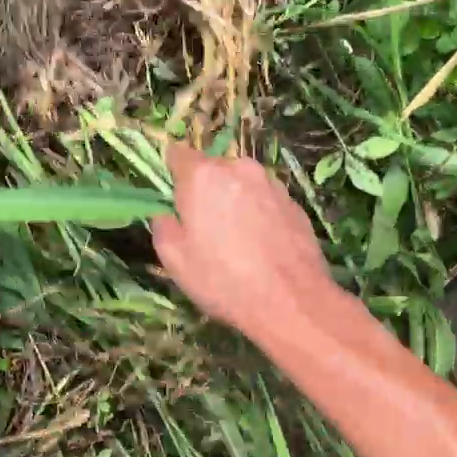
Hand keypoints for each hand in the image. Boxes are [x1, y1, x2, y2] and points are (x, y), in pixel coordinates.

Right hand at [150, 143, 341, 340]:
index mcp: (202, 175)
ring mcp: (270, 184)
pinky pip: (265, 199)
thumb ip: (162, 226)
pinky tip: (261, 245)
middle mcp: (237, 169)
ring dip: (234, 199)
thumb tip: (166, 215)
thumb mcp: (174, 259)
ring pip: (240, 183)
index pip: (178, 153)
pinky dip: (258, 213)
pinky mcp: (294, 203)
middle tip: (205, 226)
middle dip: (205, 189)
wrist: (293, 303)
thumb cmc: (224, 279)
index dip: (172, 173)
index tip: (174, 198)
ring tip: (237, 238)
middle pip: (212, 169)